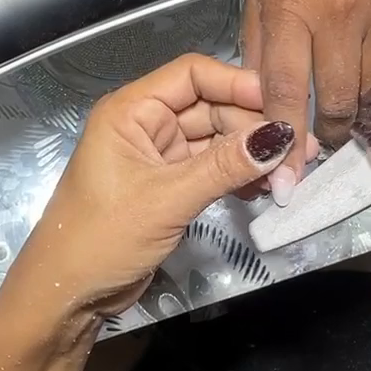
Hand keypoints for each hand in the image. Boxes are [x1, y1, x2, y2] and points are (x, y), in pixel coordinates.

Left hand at [11, 54, 318, 323]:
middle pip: (211, 108)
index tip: (282, 104)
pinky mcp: (170, 187)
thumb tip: (281, 136)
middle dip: (255, 128)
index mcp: (131, 111)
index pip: (192, 75)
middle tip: (302, 151)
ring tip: (295, 171)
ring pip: (216, 141)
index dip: (238, 84)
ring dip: (253, 155)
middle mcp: (146, 125)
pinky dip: (238, 177)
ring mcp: (159, 157)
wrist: (68, 295)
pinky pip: (212, 170)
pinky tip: (268, 187)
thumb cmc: (102, 237)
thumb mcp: (166, 199)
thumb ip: (224, 166)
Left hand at [243, 0, 370, 191]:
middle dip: (332, 136)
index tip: (286, 179)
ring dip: (369, 113)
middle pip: (341, 101)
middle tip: (324, 149)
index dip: (285, 141)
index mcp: (292, 4)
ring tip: (360, 128)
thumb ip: (261, 30)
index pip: (286, 92)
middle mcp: (342, 13)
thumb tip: (261, 86)